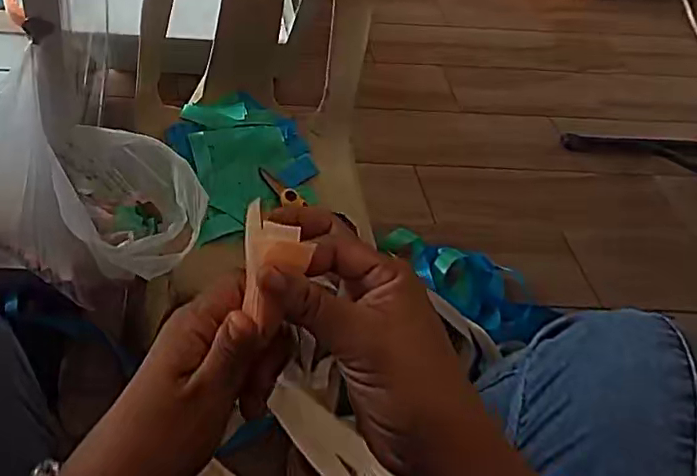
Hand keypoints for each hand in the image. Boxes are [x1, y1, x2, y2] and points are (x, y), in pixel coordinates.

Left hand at [64, 273, 288, 475]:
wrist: (125, 463)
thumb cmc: (161, 434)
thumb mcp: (206, 396)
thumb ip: (233, 350)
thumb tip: (254, 309)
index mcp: (195, 320)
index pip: (241, 281)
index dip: (270, 302)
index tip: (279, 342)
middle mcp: (195, 322)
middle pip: (248, 308)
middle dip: (266, 345)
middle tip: (260, 386)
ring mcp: (195, 341)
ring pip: (245, 335)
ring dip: (258, 366)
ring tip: (250, 402)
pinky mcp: (196, 362)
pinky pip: (233, 355)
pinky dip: (246, 377)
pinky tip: (243, 404)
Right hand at [261, 207, 533, 475]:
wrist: (440, 454)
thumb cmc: (413, 385)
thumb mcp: (360, 337)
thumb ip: (310, 302)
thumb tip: (265, 270)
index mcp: (383, 273)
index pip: (332, 241)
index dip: (297, 243)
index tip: (260, 249)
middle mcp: (370, 288)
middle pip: (324, 254)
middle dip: (292, 248)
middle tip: (256, 243)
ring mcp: (358, 316)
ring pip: (316, 285)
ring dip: (289, 281)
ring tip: (257, 278)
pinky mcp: (347, 344)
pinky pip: (313, 316)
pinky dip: (292, 311)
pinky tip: (272, 312)